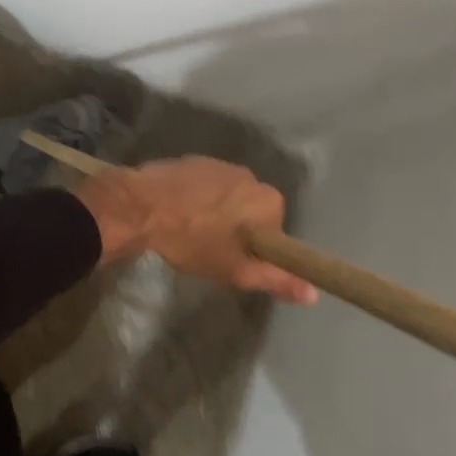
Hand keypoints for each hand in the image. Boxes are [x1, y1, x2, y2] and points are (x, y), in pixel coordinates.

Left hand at [74, 157, 316, 304]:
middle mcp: (250, 175)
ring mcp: (220, 164)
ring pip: (227, 198)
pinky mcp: (192, 161)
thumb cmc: (194, 240)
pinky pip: (204, 186)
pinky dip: (196, 200)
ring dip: (215, 214)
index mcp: (268, 199)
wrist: (141, 206)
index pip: (275, 232)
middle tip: (211, 250)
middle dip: (236, 230)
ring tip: (190, 233)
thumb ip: (277, 279)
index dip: (256, 249)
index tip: (233, 259)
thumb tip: (313, 294)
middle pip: (251, 212)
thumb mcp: (237, 269)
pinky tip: (177, 214)